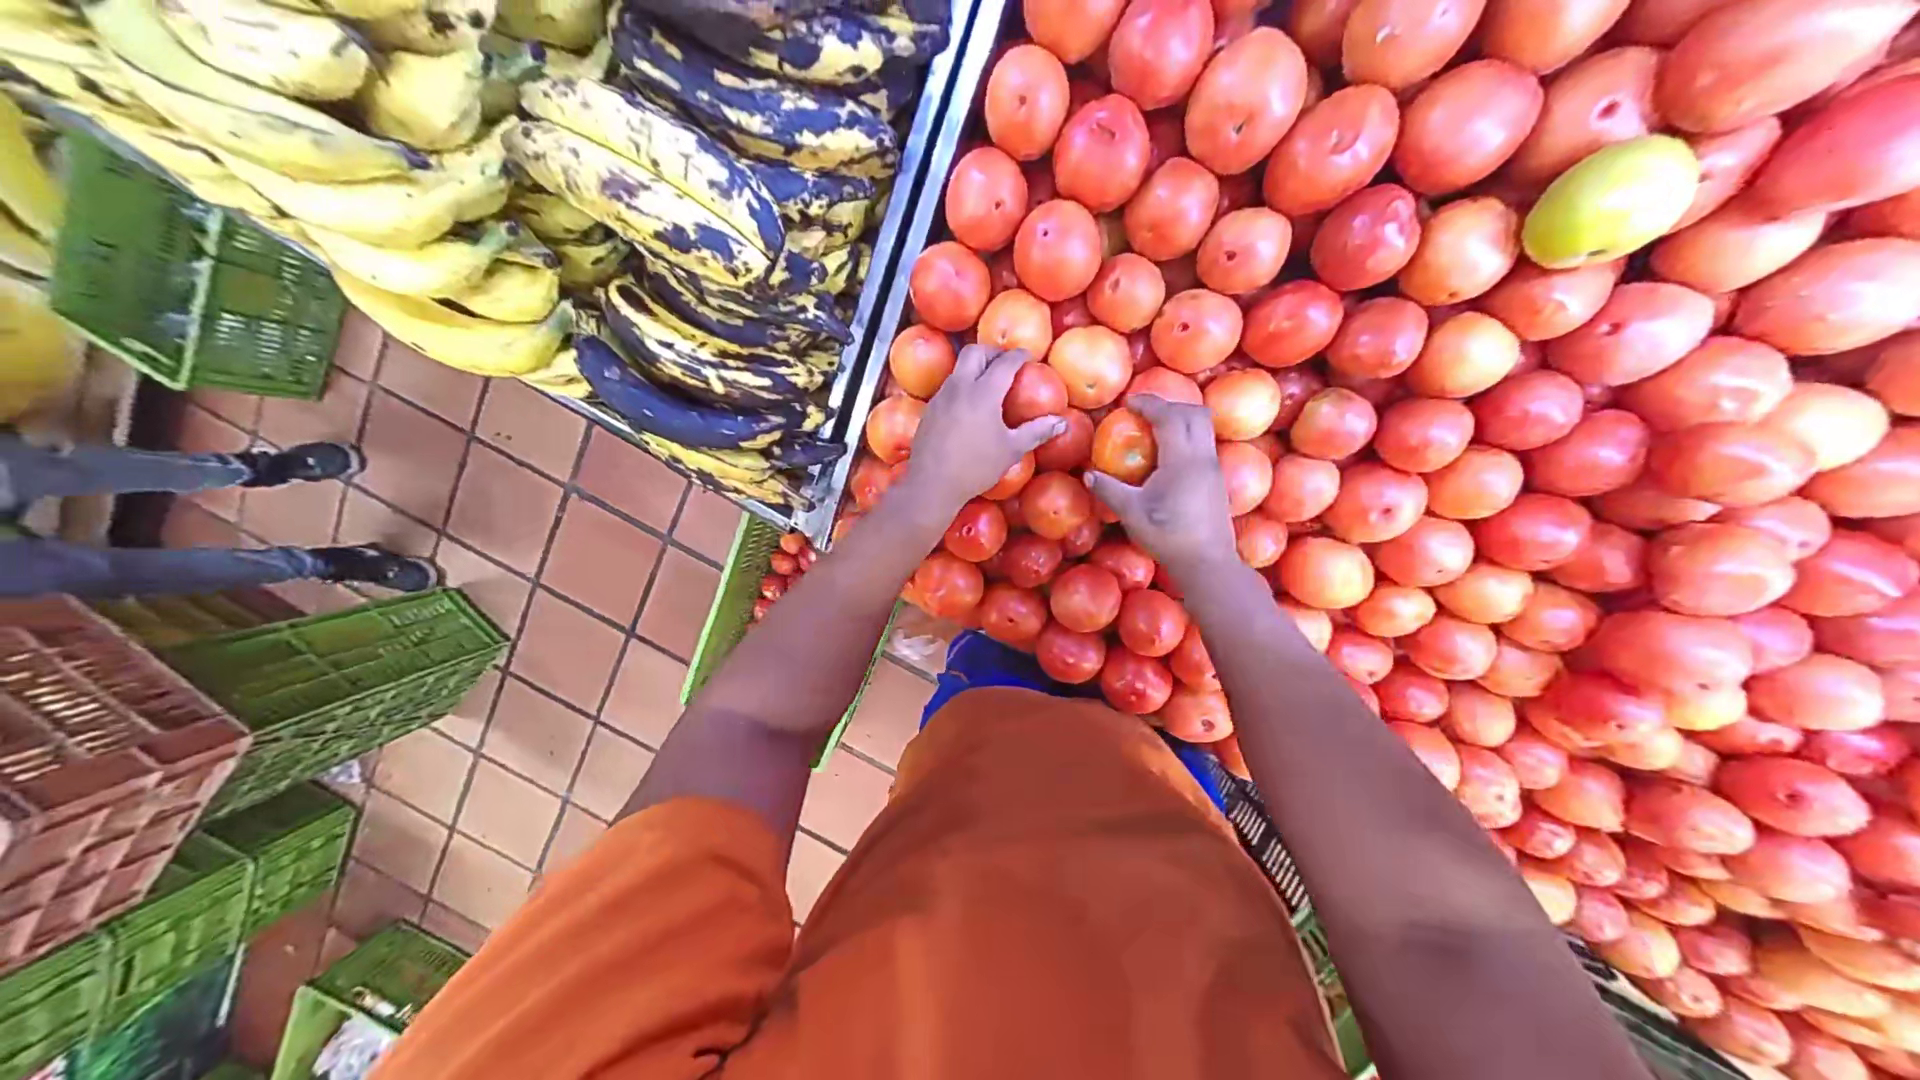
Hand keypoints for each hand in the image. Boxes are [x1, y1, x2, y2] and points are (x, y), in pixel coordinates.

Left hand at [901, 345, 1064, 513]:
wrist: (932, 483)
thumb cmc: (976, 467)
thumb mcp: (1011, 450)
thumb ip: (1037, 431)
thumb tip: (1061, 422)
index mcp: (984, 392)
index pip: (1005, 361)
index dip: (1020, 356)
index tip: (1029, 357)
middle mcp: (960, 386)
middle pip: (975, 351)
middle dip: (993, 352)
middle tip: (1006, 364)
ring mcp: (942, 396)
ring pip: (959, 367)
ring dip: (975, 366)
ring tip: (989, 382)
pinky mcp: (930, 408)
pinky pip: (949, 386)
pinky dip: (963, 384)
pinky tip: (969, 405)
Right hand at [1084, 394, 1237, 579]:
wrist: (1208, 563)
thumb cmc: (1169, 538)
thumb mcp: (1133, 515)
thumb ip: (1110, 491)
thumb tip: (1088, 474)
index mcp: (1183, 461)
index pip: (1169, 417)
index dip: (1149, 404)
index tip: (1129, 402)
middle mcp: (1203, 458)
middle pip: (1195, 412)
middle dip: (1169, 405)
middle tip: (1144, 411)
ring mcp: (1214, 468)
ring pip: (1204, 426)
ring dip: (1181, 418)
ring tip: (1155, 428)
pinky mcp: (1216, 479)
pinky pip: (1204, 442)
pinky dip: (1186, 435)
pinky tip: (1168, 453)